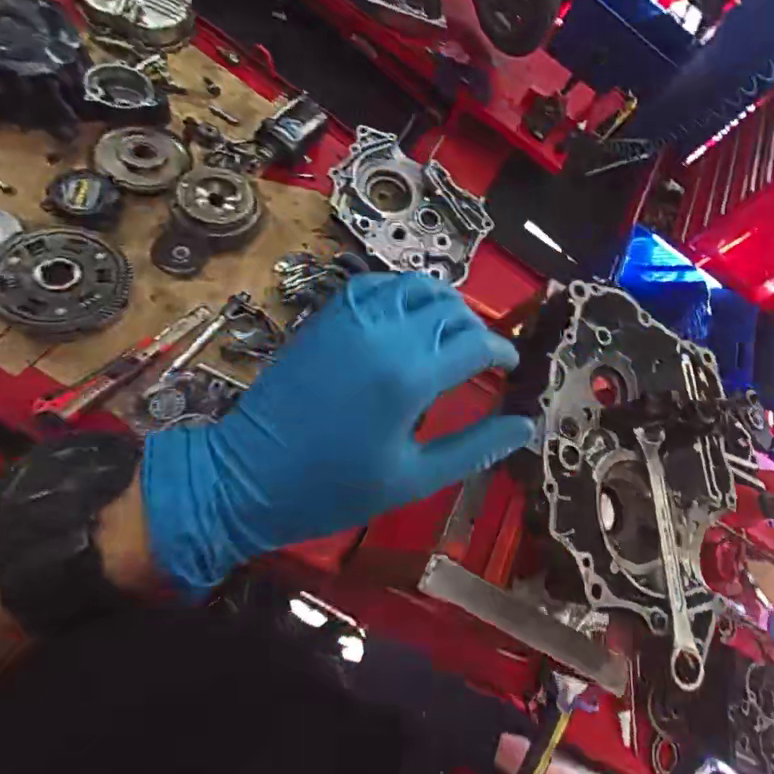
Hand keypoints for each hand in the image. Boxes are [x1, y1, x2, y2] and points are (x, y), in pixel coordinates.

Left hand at [142, 273, 535, 597]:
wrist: (249, 476)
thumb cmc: (334, 488)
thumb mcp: (414, 478)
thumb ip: (475, 447)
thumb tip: (525, 424)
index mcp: (410, 376)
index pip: (477, 343)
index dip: (503, 352)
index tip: (510, 367)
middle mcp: (386, 333)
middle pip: (453, 309)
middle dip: (476, 331)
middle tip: (478, 361)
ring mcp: (352, 317)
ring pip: (417, 287)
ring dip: (443, 307)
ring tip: (447, 337)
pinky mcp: (328, 315)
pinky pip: (378, 285)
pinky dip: (403, 295)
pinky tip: (405, 322)